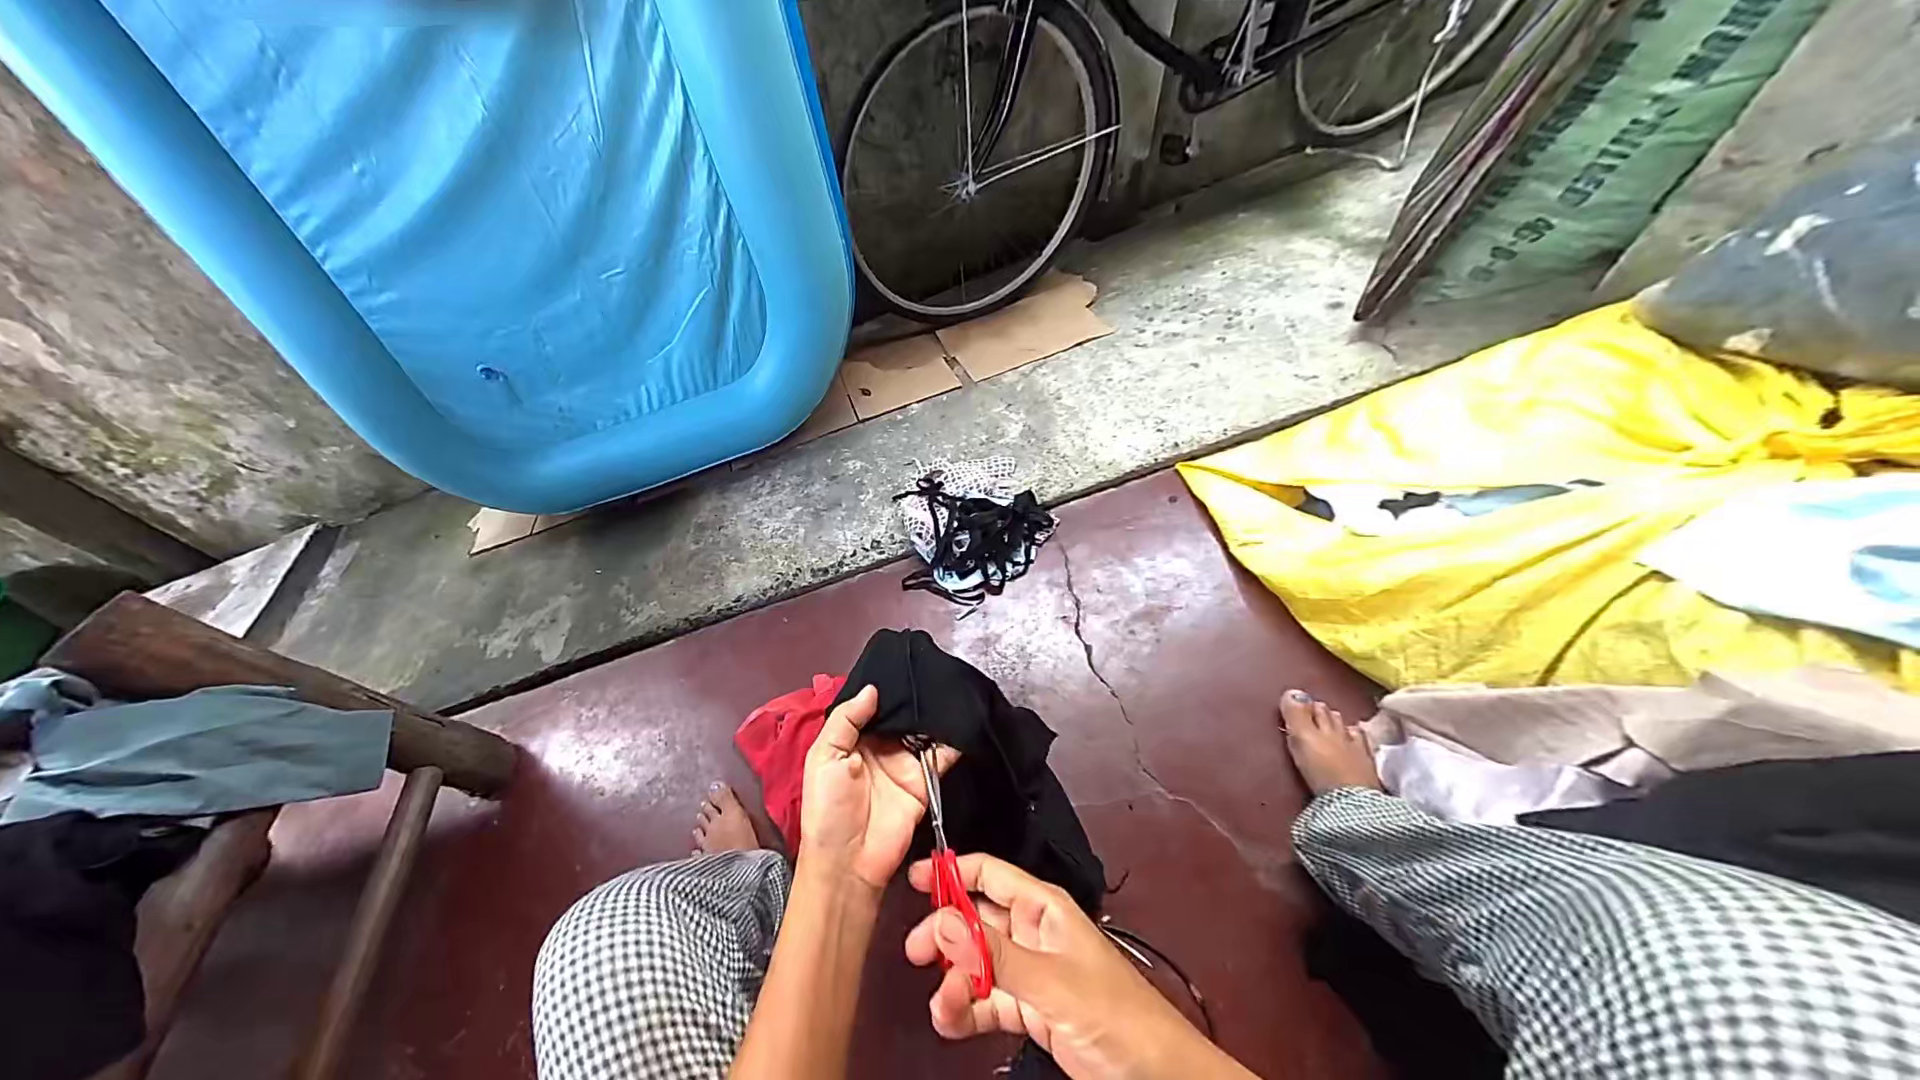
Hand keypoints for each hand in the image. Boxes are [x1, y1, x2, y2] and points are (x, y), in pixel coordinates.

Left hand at [798, 685, 958, 891]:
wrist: (849, 861)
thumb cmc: (827, 809)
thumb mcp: (823, 757)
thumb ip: (846, 720)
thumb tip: (873, 689)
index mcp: (853, 739)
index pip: (872, 706)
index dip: (885, 688)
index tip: (903, 665)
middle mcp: (881, 747)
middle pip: (901, 715)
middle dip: (913, 696)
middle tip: (932, 669)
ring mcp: (905, 763)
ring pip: (924, 730)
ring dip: (934, 713)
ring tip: (949, 686)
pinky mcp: (925, 780)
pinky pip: (942, 755)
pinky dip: (953, 739)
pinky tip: (962, 719)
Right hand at [905, 854, 1251, 1079]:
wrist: (1159, 1075)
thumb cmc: (1114, 1015)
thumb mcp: (1052, 982)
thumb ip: (995, 953)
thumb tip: (943, 920)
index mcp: (1042, 907)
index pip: (990, 874)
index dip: (953, 871)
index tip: (916, 880)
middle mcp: (1032, 932)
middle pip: (975, 920)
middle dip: (946, 935)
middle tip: (916, 954)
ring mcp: (1029, 971)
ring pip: (976, 963)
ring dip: (954, 981)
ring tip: (945, 1006)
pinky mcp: (1029, 1007)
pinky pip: (986, 999)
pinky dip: (967, 1010)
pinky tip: (953, 1022)